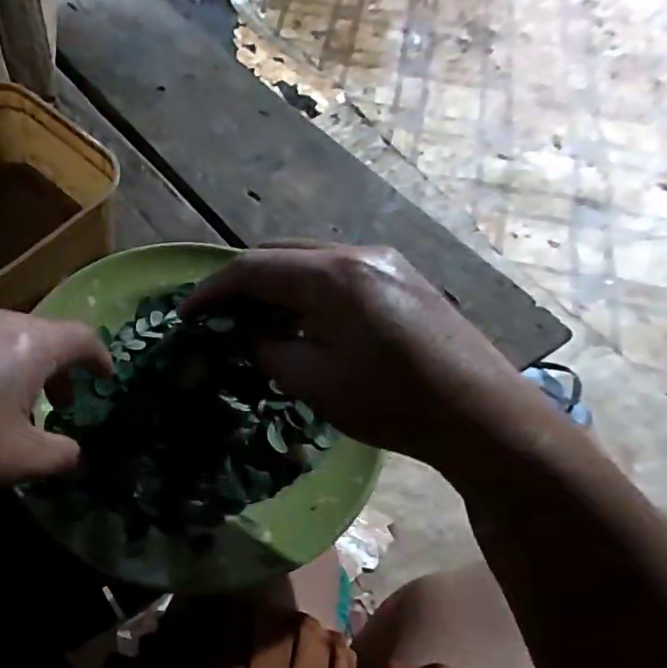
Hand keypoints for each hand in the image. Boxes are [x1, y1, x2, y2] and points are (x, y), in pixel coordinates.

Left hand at [0, 305, 111, 525]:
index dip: (101, 359)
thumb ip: (61, 453)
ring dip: (15, 371)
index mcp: (27, 340)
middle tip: (58, 407)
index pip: (83, 337)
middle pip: (40, 336)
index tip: (106, 378)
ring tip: (7, 411)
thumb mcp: (20, 462)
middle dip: (56, 371)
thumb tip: (70, 448)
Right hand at [183, 243, 539, 465]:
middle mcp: (358, 254)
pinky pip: (339, 273)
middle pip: (281, 254)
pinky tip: (304, 322)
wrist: (481, 414)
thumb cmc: (392, 402)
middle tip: (219, 318)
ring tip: (257, 322)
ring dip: (277, 285)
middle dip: (243, 283)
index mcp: (331, 276)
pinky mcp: (403, 278)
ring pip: (311, 260)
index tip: (186, 315)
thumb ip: (267, 350)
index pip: (253, 268)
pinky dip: (308, 291)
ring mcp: (386, 262)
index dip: (212, 290)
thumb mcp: (314, 382)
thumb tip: (247, 336)